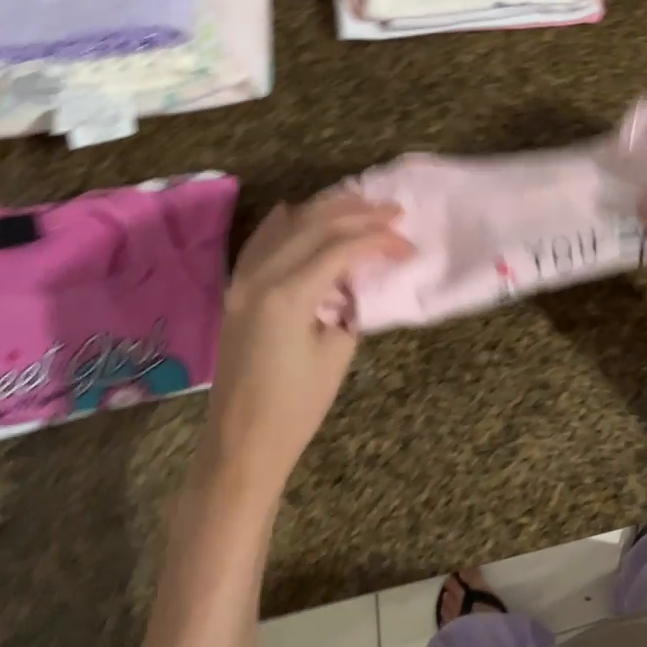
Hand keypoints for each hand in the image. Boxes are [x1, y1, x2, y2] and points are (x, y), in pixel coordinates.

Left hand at [199, 193, 412, 489]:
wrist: (241, 444)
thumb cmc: (297, 405)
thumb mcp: (338, 351)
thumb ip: (350, 302)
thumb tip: (358, 277)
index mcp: (288, 295)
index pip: (342, 247)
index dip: (380, 240)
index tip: (409, 244)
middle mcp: (261, 278)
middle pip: (314, 225)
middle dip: (358, 213)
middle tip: (394, 211)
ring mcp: (242, 283)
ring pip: (286, 226)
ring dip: (325, 210)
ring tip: (360, 203)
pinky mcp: (237, 293)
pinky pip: (259, 243)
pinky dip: (283, 223)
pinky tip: (297, 210)